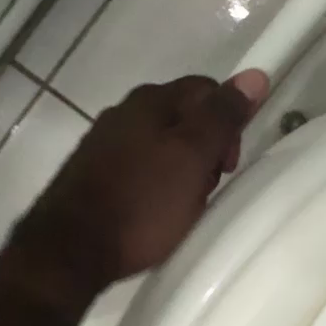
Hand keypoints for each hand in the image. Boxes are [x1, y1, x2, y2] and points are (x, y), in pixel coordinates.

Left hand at [0, 71, 269, 312]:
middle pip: (183, 117)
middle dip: (204, 149)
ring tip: (181, 206)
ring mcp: (102, 143)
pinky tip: (152, 211)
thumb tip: (255, 74)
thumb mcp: (193, 158)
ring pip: (159, 144)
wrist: (69, 251)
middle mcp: (122, 112)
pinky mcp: (89, 173)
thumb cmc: (141, 204)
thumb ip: (222, 116)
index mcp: (150, 100)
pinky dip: (153, 184)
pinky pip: (137, 167)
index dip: (228, 122)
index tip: (228, 165)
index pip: (207, 89)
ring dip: (180, 169)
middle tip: (207, 189)